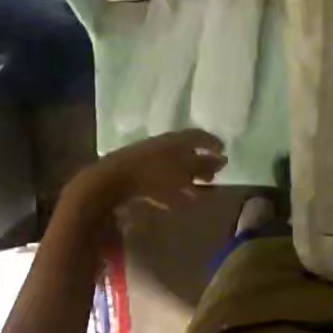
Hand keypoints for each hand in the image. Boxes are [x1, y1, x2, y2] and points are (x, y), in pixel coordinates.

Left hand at [68, 129, 226, 212]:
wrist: (109, 183)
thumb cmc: (155, 175)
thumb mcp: (186, 171)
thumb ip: (205, 166)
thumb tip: (223, 160)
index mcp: (175, 140)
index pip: (198, 135)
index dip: (212, 142)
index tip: (223, 151)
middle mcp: (161, 144)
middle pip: (185, 150)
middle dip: (199, 160)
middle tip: (212, 173)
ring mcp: (145, 157)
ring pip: (171, 163)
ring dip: (185, 174)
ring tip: (195, 187)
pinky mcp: (133, 172)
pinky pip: (158, 175)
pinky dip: (171, 184)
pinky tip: (175, 196)